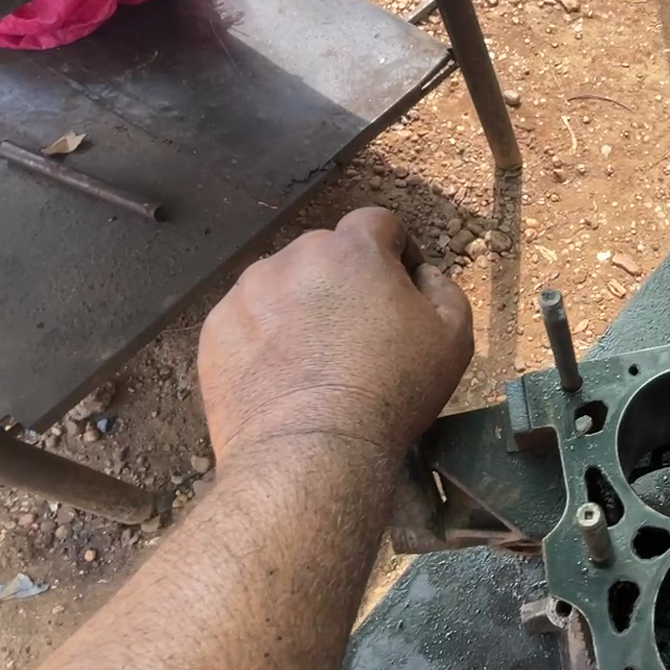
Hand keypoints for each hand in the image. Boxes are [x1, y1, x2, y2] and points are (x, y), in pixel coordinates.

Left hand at [198, 207, 471, 470]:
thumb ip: (444, 288)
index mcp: (355, 251)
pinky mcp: (215, 329)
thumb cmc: (395, 388)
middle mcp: (295, 256)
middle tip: (365, 331)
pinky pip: (251, 318)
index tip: (403, 286)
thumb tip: (422, 274)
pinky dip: (270, 336)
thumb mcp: (454, 336)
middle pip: (329, 253)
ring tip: (322, 358)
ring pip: (287, 284)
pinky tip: (290, 375)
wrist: (314, 447)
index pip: (379, 222)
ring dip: (307, 306)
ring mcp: (247, 292)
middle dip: (350, 280)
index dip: (398, 250)